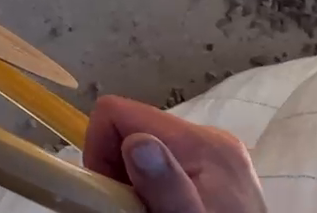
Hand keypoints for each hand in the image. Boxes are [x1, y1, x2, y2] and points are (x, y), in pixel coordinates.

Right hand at [85, 96, 265, 212]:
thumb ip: (166, 188)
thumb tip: (139, 143)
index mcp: (202, 142)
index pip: (116, 113)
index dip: (100, 149)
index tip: (110, 192)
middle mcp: (212, 137)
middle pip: (129, 125)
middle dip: (118, 163)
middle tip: (128, 204)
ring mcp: (217, 152)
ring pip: (143, 141)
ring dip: (132, 173)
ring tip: (147, 206)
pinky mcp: (216, 168)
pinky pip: (163, 156)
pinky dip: (151, 178)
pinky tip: (163, 203)